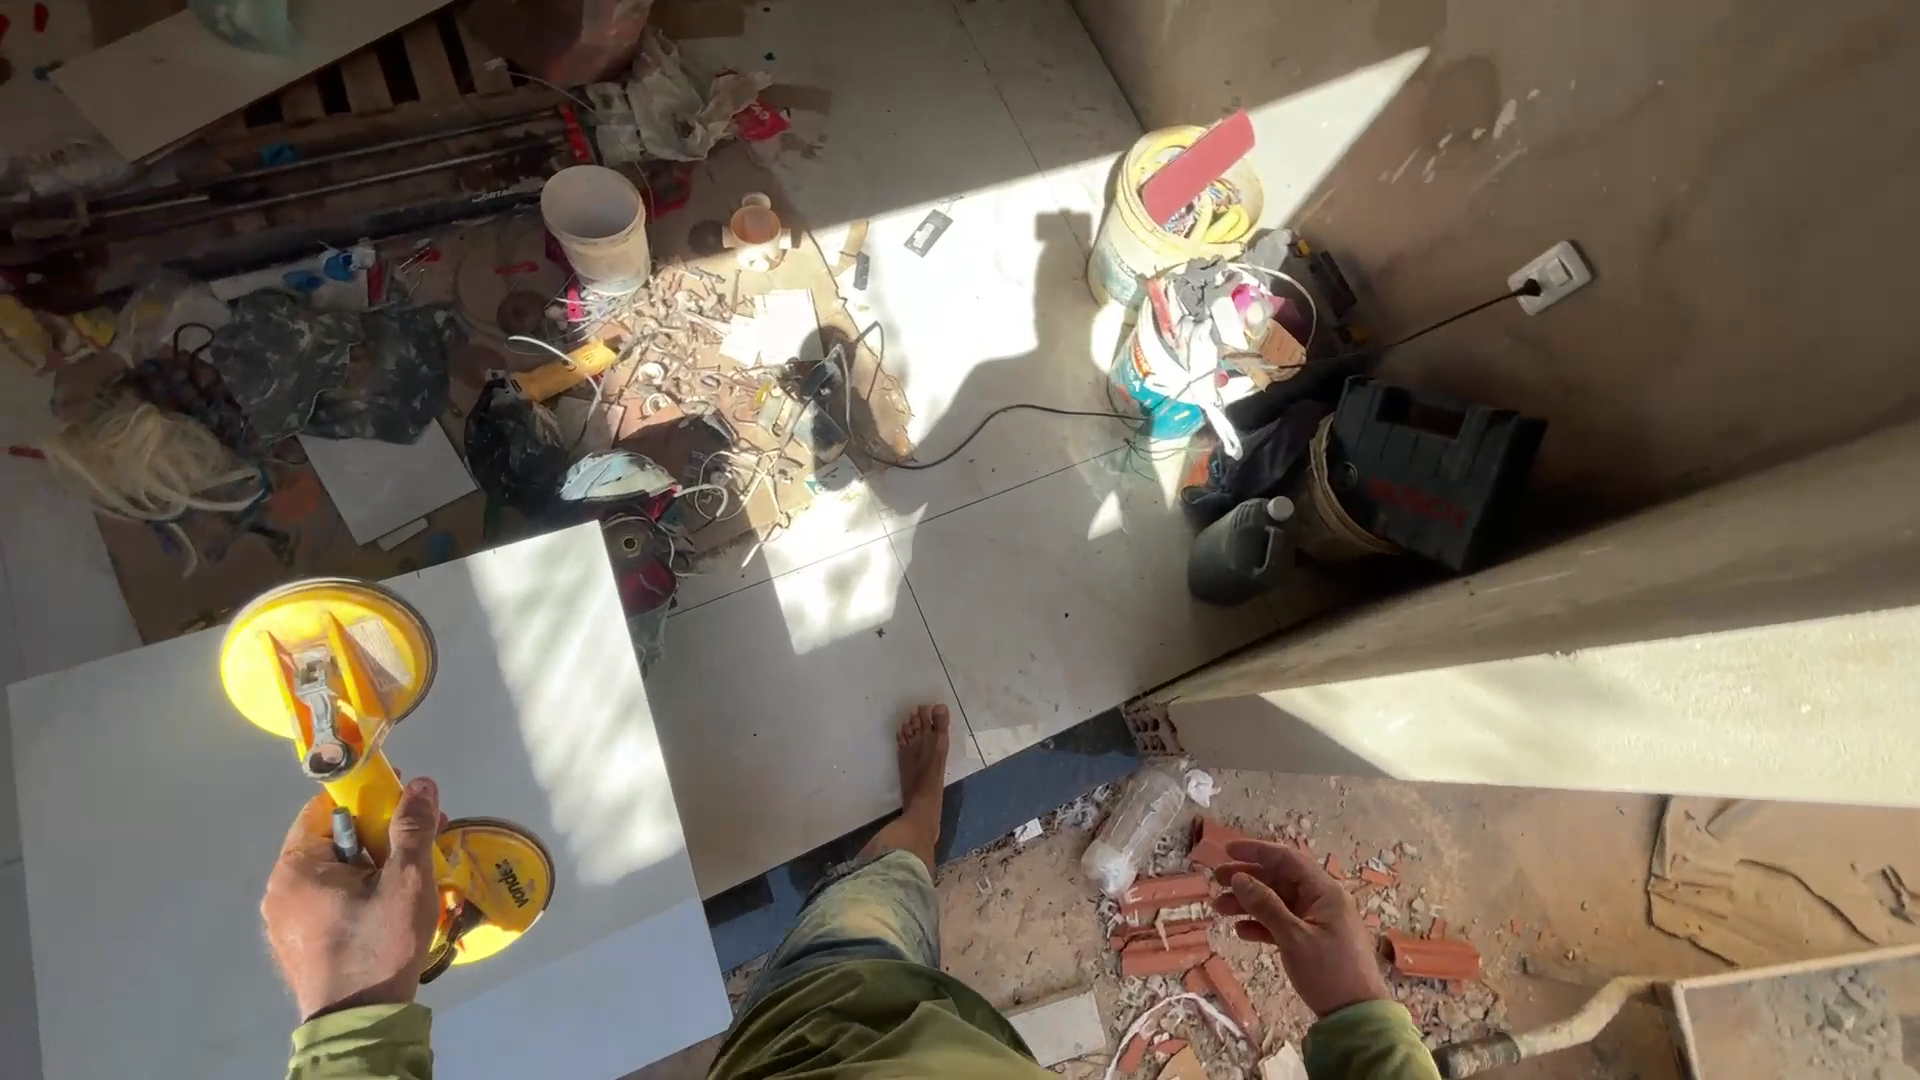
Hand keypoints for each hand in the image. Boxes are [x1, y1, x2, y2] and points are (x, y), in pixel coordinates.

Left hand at [262, 777, 444, 1020]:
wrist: (360, 1017)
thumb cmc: (380, 941)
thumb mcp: (407, 879)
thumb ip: (412, 828)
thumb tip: (419, 783)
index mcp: (298, 870)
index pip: (325, 809)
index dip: (366, 796)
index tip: (405, 799)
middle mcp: (282, 889)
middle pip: (336, 836)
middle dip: (383, 828)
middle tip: (426, 833)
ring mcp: (289, 916)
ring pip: (338, 865)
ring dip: (379, 856)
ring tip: (418, 867)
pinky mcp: (303, 936)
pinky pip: (334, 891)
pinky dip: (366, 882)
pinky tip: (395, 895)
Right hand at [1212, 839, 1390, 1017]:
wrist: (1358, 1020)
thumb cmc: (1329, 972)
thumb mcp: (1294, 937)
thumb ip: (1265, 905)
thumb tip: (1238, 877)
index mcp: (1324, 892)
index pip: (1286, 859)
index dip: (1255, 851)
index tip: (1226, 850)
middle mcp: (1320, 901)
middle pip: (1278, 879)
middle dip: (1246, 879)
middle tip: (1216, 880)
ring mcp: (1316, 922)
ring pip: (1276, 902)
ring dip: (1248, 903)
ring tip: (1219, 908)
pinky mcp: (1311, 941)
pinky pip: (1281, 923)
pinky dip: (1261, 925)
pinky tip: (1241, 931)